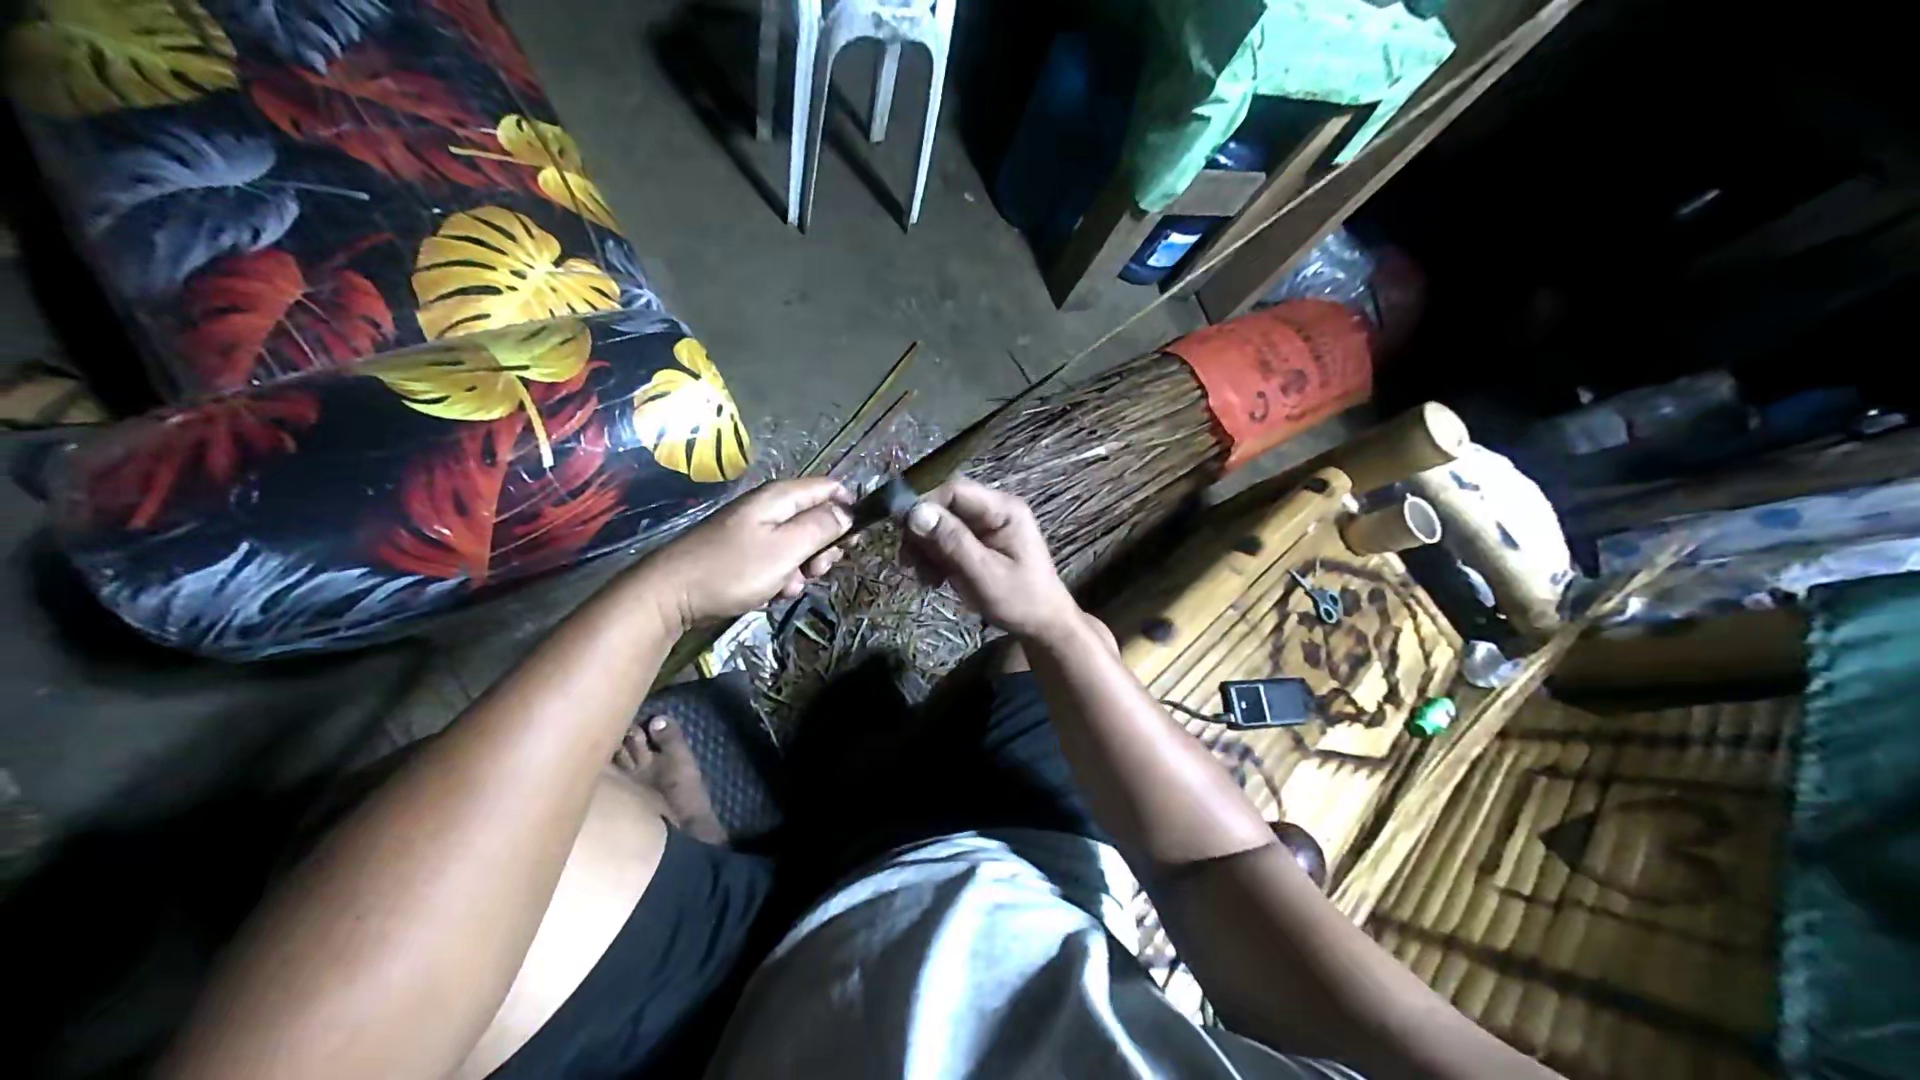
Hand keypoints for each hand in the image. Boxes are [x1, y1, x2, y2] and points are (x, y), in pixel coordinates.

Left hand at [641, 478, 852, 627]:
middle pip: (816, 520)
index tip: (854, 539)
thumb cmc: (733, 569)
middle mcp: (769, 508)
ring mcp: (755, 531)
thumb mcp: (787, 548)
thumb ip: (821, 527)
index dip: (848, 509)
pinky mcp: (745, 553)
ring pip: (799, 545)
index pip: (829, 488)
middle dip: (824, 547)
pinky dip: (781, 577)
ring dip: (803, 568)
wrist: (672, 594)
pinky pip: (778, 561)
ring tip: (788, 586)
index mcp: (780, 497)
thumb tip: (847, 512)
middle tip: (817, 569)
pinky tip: (770, 593)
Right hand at [901, 477, 1081, 640]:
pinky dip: (934, 558)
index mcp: (1004, 510)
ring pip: (940, 525)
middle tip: (910, 564)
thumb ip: (952, 542)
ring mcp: (986, 526)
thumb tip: (915, 513)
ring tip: (925, 579)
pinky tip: (934, 580)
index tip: (906, 538)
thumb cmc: (1020, 601)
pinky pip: (945, 540)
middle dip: (923, 534)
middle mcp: (994, 510)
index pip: (954, 491)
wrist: (1043, 626)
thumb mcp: (984, 574)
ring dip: (925, 550)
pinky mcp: (978, 542)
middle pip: (944, 507)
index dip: (925, 508)